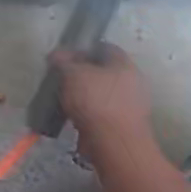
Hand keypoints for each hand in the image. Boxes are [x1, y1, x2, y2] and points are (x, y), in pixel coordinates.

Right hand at [50, 43, 154, 157]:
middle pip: (104, 71)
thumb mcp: (72, 75)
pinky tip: (75, 117)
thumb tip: (56, 55)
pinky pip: (104, 112)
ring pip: (104, 92)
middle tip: (63, 79)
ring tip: (65, 100)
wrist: (115, 144)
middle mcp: (134, 81)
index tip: (64, 58)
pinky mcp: (127, 125)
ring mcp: (133, 104)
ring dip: (86, 95)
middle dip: (83, 74)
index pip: (104, 47)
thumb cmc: (95, 102)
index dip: (82, 49)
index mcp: (124, 63)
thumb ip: (63, 62)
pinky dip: (90, 113)